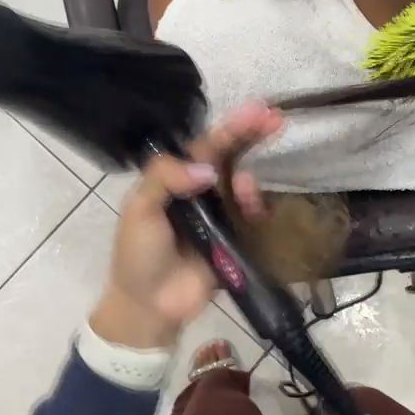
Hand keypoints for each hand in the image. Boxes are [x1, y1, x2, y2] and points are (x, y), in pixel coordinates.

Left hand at [90, 104, 283, 349]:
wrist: (149, 306)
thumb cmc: (138, 254)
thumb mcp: (139, 209)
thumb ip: (165, 178)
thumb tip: (207, 169)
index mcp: (173, 179)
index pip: (204, 145)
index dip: (230, 127)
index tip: (257, 108)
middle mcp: (197, 191)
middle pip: (228, 156)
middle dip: (251, 135)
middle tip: (276, 117)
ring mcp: (218, 215)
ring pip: (242, 184)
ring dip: (250, 177)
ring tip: (249, 186)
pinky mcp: (233, 240)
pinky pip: (251, 217)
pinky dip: (257, 207)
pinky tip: (254, 206)